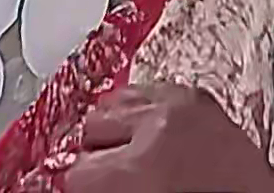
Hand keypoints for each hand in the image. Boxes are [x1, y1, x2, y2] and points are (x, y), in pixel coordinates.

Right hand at [65, 83, 273, 192]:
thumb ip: (106, 189)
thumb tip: (85, 181)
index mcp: (135, 170)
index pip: (77, 172)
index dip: (79, 184)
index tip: (85, 187)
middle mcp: (155, 125)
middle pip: (94, 124)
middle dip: (94, 152)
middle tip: (104, 173)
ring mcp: (178, 102)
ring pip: (119, 98)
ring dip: (116, 125)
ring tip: (123, 150)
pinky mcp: (197, 93)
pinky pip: (152, 89)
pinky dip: (144, 109)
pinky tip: (148, 132)